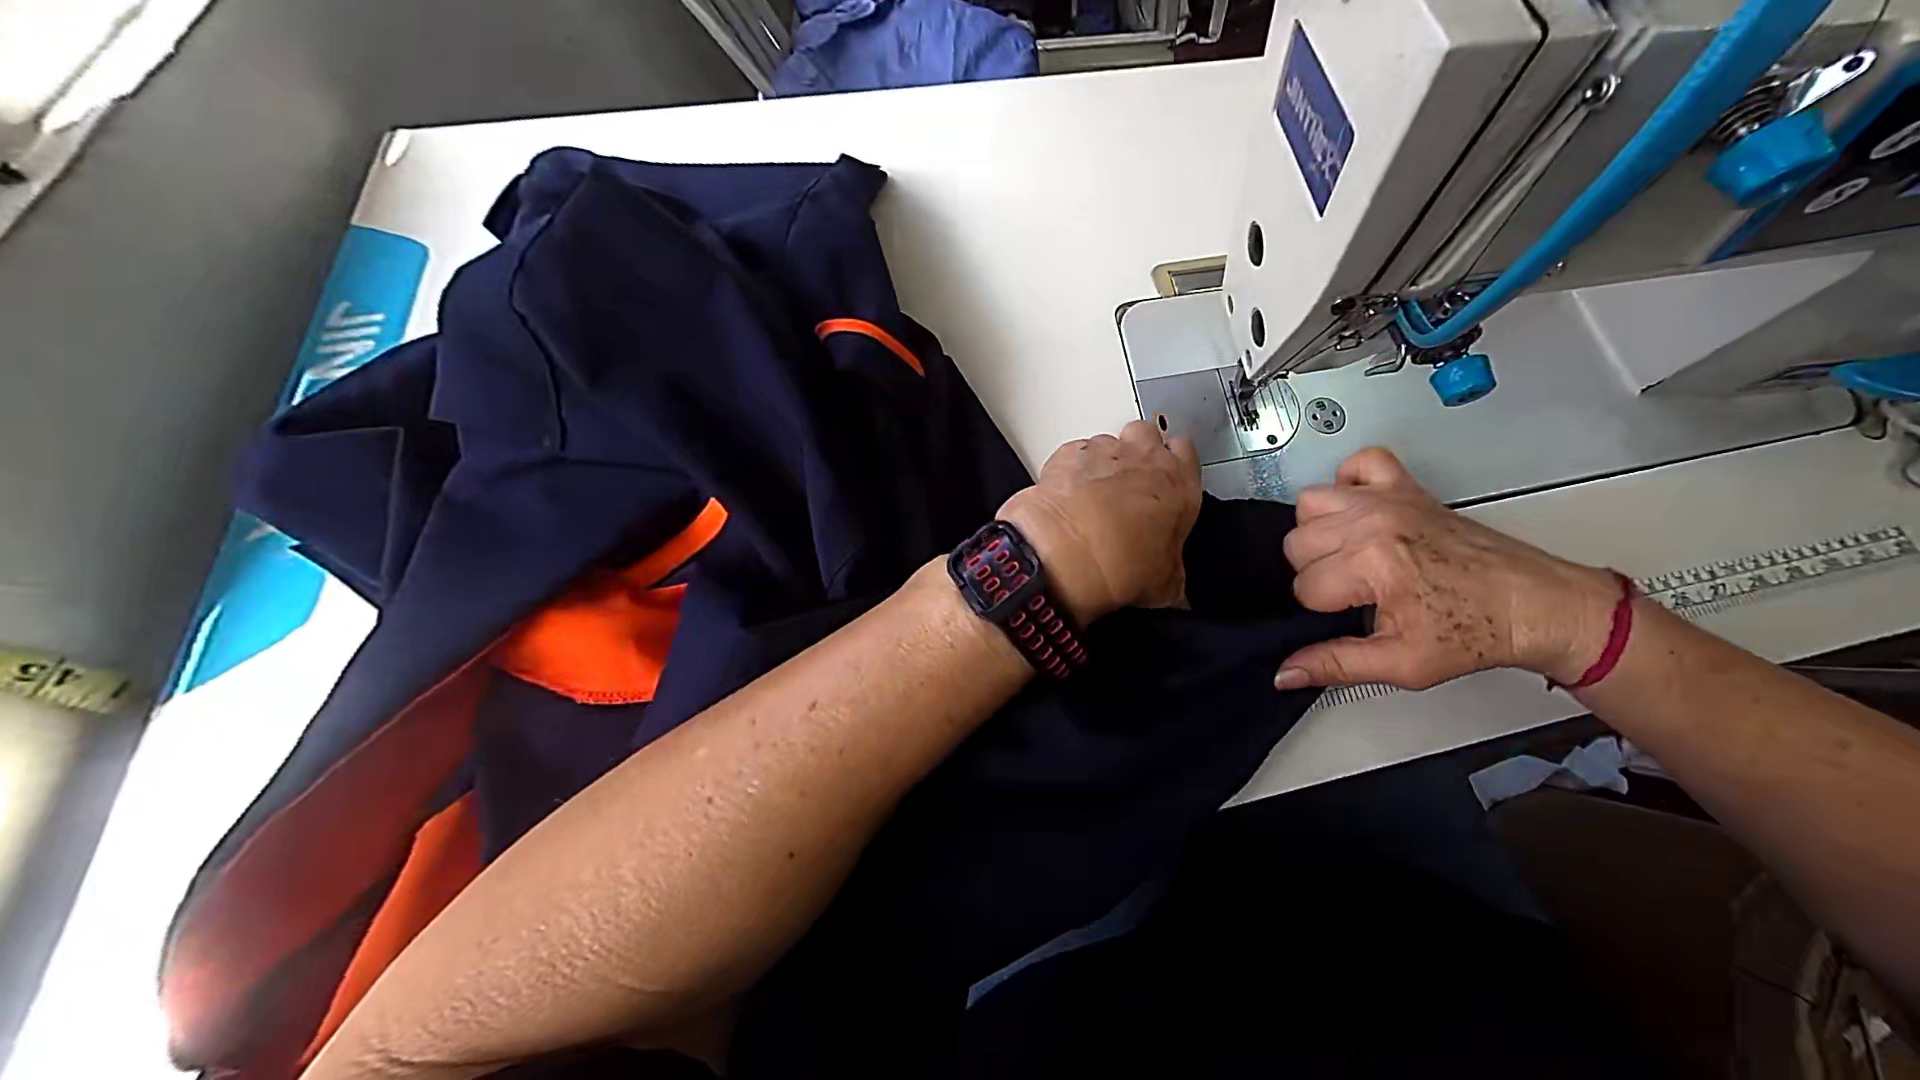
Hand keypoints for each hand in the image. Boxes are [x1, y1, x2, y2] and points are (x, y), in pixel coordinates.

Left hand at [998, 420, 1201, 623]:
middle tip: (1128, 484)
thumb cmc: (1116, 562)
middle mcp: (1144, 458)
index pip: (1187, 452)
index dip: (1174, 465)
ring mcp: (1104, 452)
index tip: (1165, 482)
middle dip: (1138, 452)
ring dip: (1102, 462)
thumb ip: (1172, 573)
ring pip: (1108, 441)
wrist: (1067, 553)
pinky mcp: (1066, 455)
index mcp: (1180, 485)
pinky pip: (1073, 454)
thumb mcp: (1164, 584)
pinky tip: (1068, 494)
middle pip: (1146, 434)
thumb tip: (1168, 585)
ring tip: (1093, 495)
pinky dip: (1070, 469)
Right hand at [1274, 447, 1621, 690]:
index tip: (1351, 614)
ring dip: (1319, 530)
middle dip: (1316, 572)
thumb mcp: (1401, 663)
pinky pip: (1359, 462)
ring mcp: (1390, 499)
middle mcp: (1375, 522)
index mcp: (1373, 563)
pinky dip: (1349, 481)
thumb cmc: (1479, 630)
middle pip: (1297, 543)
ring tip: (1347, 554)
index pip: (1304, 585)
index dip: (1321, 608)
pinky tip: (1359, 512)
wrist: (1537, 606)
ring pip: (1310, 503)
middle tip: (1351, 591)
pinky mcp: (1408, 488)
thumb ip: (1335, 665)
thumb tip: (1288, 673)